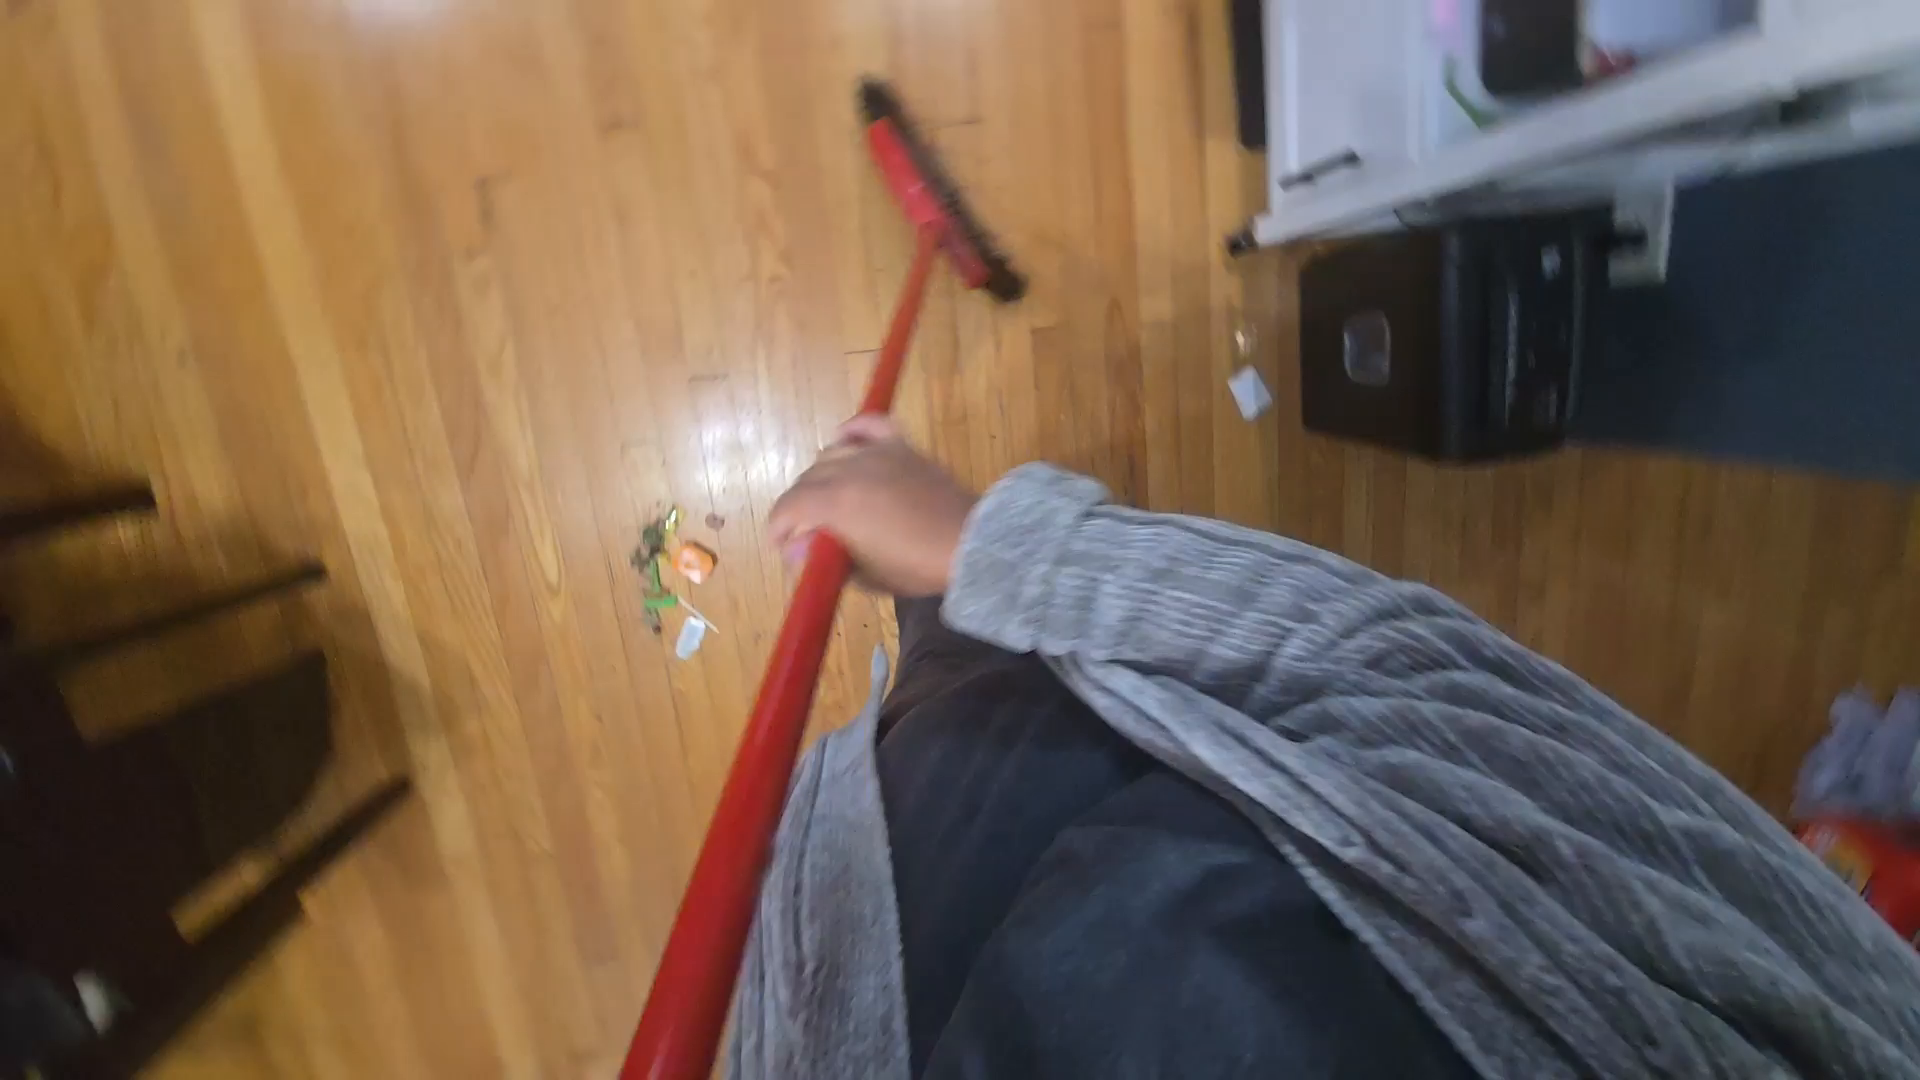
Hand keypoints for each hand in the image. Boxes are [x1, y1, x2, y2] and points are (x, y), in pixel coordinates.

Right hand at [769, 415, 976, 596]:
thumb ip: (824, 558)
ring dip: (822, 476)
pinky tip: (844, 440)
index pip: (789, 506)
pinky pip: (870, 425)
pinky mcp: (902, 447)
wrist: (969, 545)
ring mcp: (878, 454)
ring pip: (832, 454)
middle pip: (807, 480)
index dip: (779, 526)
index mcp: (837, 504)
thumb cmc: (916, 567)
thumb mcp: (865, 575)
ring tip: (828, 497)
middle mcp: (851, 470)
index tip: (783, 544)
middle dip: (800, 506)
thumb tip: (795, 548)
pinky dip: (853, 429)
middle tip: (809, 530)